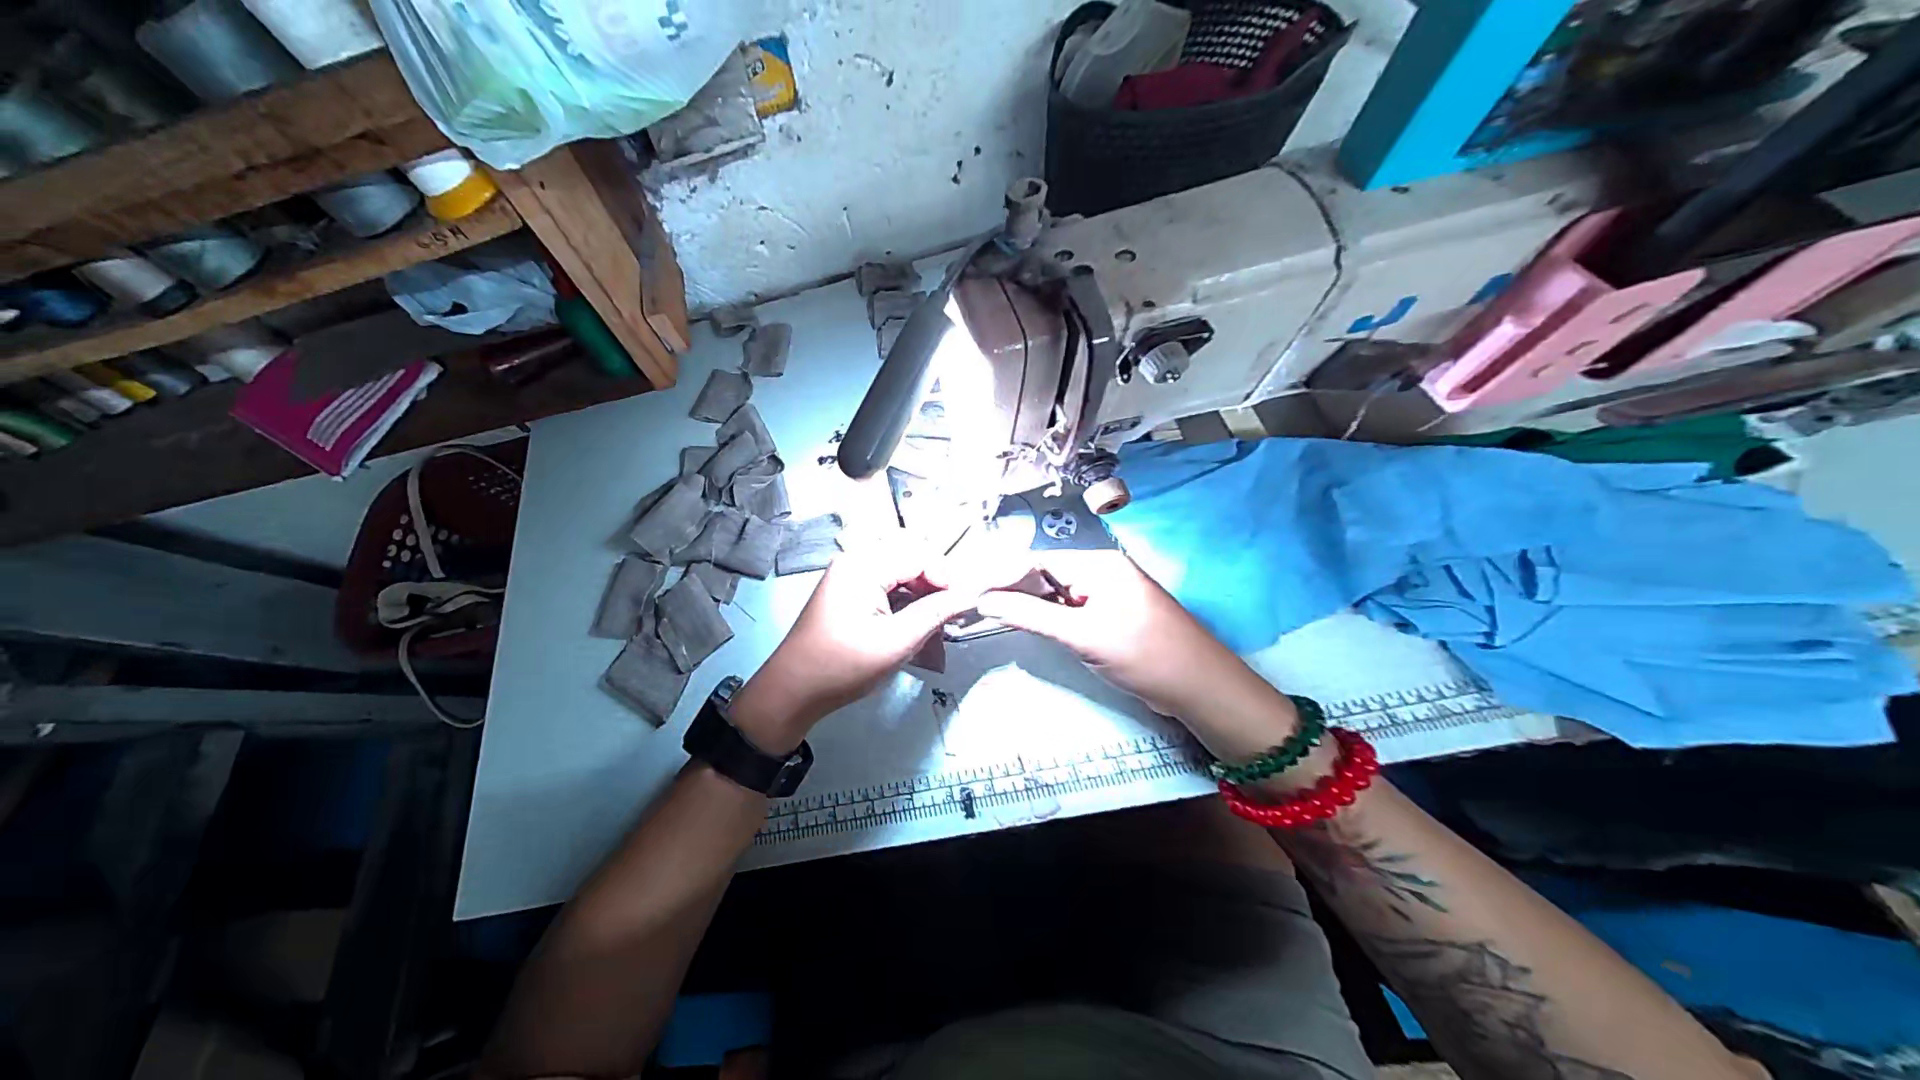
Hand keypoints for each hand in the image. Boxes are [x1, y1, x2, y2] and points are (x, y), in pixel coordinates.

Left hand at [730, 546, 979, 750]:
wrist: (793, 690)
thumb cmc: (842, 666)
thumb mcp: (896, 642)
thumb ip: (936, 613)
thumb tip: (970, 595)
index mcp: (862, 565)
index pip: (919, 553)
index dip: (945, 576)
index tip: (960, 604)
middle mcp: (855, 560)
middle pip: (910, 552)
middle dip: (935, 579)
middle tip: (949, 610)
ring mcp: (849, 574)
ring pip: (901, 566)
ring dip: (922, 589)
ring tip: (935, 621)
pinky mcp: (849, 590)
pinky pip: (887, 580)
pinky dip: (906, 597)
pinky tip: (916, 622)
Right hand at [970, 550, 1298, 753]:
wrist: (1199, 686)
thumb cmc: (1142, 654)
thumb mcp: (1082, 634)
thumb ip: (1031, 614)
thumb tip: (984, 598)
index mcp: (1098, 564)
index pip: (1037, 560)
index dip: (1002, 575)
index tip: (969, 590)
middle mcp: (1102, 571)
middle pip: (1045, 574)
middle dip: (1012, 589)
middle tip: (975, 606)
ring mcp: (1108, 594)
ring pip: (1057, 593)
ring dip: (1029, 604)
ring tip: (991, 615)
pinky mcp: (1111, 615)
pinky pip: (1071, 609)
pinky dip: (1049, 617)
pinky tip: (1027, 626)